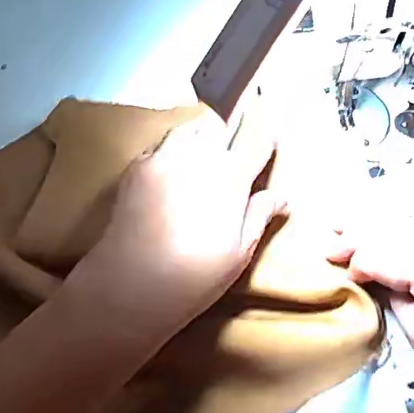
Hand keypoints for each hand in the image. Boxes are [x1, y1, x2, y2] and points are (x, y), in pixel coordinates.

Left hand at [68, 113, 284, 342]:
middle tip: (231, 157)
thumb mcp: (238, 253)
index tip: (270, 131)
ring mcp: (166, 156)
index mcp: (232, 177)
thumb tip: (283, 197)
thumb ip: (259, 216)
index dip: (266, 132)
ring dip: (201, 139)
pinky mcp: (138, 165)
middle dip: (230, 136)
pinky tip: (171, 175)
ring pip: (191, 130)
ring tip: (200, 161)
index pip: (257, 138)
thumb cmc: (194, 276)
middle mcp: (201, 156)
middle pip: (222, 127)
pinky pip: (162, 145)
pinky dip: (171, 152)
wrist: (130, 285)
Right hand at [332, 224, 413, 407]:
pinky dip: (391, 224)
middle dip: (354, 234)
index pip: (378, 254)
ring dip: (370, 223)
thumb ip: (394, 301)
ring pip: (399, 220)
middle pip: (386, 229)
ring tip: (339, 223)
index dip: (354, 262)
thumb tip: (372, 279)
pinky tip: (375, 225)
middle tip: (325, 240)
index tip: (333, 268)